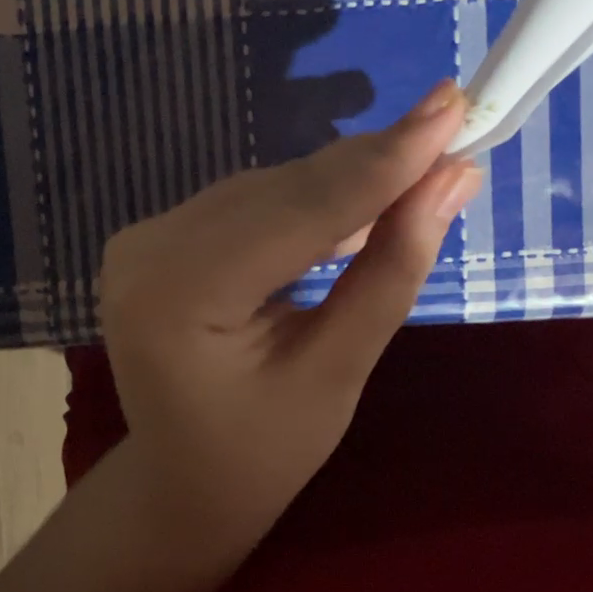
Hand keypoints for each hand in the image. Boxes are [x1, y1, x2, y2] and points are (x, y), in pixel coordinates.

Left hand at [97, 81, 481, 542]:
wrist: (181, 485)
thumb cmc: (263, 455)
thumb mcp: (336, 375)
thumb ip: (389, 274)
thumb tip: (451, 182)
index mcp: (178, 297)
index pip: (299, 212)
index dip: (383, 160)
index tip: (451, 106)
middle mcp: (146, 252)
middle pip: (279, 191)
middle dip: (371, 163)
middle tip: (450, 124)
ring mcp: (142, 241)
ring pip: (265, 190)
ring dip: (342, 180)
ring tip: (418, 164)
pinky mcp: (154, 241)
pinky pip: (245, 206)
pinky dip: (305, 202)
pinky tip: (359, 199)